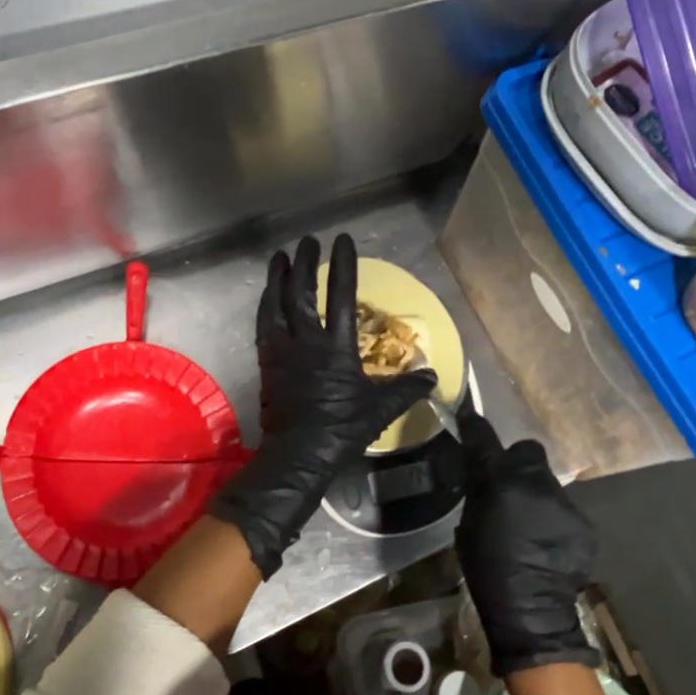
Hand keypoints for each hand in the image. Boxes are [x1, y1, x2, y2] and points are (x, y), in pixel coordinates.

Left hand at [210, 234, 436, 577]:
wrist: (298, 454)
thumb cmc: (342, 429)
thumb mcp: (381, 409)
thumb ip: (406, 389)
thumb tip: (432, 375)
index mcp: (336, 348)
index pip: (340, 295)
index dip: (343, 265)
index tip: (342, 240)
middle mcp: (306, 342)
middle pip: (302, 292)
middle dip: (305, 263)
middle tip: (308, 240)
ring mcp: (282, 351)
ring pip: (276, 305)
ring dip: (278, 278)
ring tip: (280, 257)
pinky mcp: (266, 363)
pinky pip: (263, 325)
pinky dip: (265, 305)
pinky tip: (266, 296)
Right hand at [455, 413, 600, 676]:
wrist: (529, 610)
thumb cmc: (486, 570)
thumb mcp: (469, 524)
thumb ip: (480, 492)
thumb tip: (483, 474)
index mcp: (498, 482)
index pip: (483, 440)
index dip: (475, 426)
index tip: (469, 417)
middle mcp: (534, 482)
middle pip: (527, 454)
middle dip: (517, 464)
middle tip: (510, 488)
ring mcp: (564, 501)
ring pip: (547, 483)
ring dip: (538, 496)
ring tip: (529, 525)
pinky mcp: (584, 522)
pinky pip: (564, 510)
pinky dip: (554, 521)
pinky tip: (546, 543)